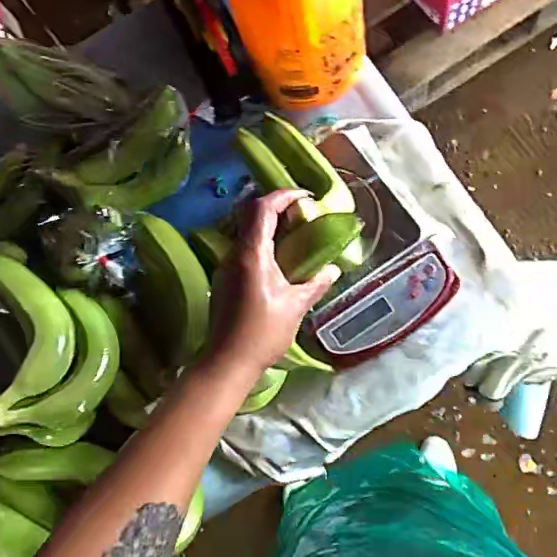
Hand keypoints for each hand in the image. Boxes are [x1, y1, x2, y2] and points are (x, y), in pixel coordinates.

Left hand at [207, 189, 338, 376]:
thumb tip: (333, 269)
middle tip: (301, 214)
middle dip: (276, 207)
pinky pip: (242, 251)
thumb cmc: (262, 333)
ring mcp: (225, 267)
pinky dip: (261, 244)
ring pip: (245, 233)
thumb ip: (315, 283)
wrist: (227, 361)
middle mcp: (234, 255)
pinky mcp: (223, 280)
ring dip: (268, 226)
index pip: (262, 209)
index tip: (305, 197)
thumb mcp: (295, 306)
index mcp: (251, 255)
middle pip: (250, 216)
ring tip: (294, 235)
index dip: (283, 195)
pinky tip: (278, 260)